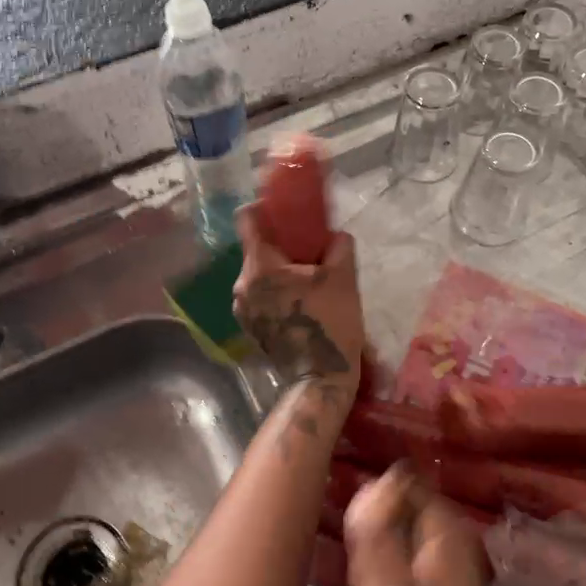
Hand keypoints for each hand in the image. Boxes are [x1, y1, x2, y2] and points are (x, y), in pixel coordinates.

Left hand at [232, 205, 364, 388]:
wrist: (320, 378)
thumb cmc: (330, 322)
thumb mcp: (343, 278)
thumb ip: (339, 246)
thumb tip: (337, 235)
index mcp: (259, 267)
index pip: (247, 221)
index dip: (263, 208)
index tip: (281, 208)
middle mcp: (241, 285)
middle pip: (256, 250)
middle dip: (281, 245)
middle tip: (308, 249)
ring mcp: (242, 309)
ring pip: (258, 275)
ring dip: (279, 271)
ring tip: (307, 277)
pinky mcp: (249, 327)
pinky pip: (259, 296)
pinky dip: (275, 291)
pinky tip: (300, 299)